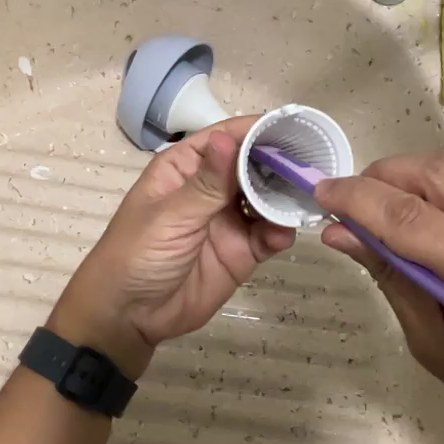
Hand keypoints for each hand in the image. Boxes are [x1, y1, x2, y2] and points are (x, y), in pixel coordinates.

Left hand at [50, 117, 296, 377]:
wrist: (130, 316)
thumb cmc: (138, 253)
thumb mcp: (171, 215)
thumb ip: (208, 182)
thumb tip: (230, 138)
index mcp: (186, 167)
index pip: (226, 138)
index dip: (257, 130)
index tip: (292, 127)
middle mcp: (211, 188)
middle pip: (253, 166)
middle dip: (281, 164)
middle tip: (313, 164)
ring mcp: (229, 220)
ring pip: (266, 200)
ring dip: (285, 198)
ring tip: (307, 197)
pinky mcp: (241, 252)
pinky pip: (268, 235)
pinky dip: (280, 232)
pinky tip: (284, 234)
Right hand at [312, 138, 443, 443]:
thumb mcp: (432, 343)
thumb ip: (390, 276)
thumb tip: (338, 231)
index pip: (410, 218)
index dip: (357, 199)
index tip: (320, 193)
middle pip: (434, 175)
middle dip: (379, 178)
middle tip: (349, 200)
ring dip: (411, 169)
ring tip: (387, 198)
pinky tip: (429, 195)